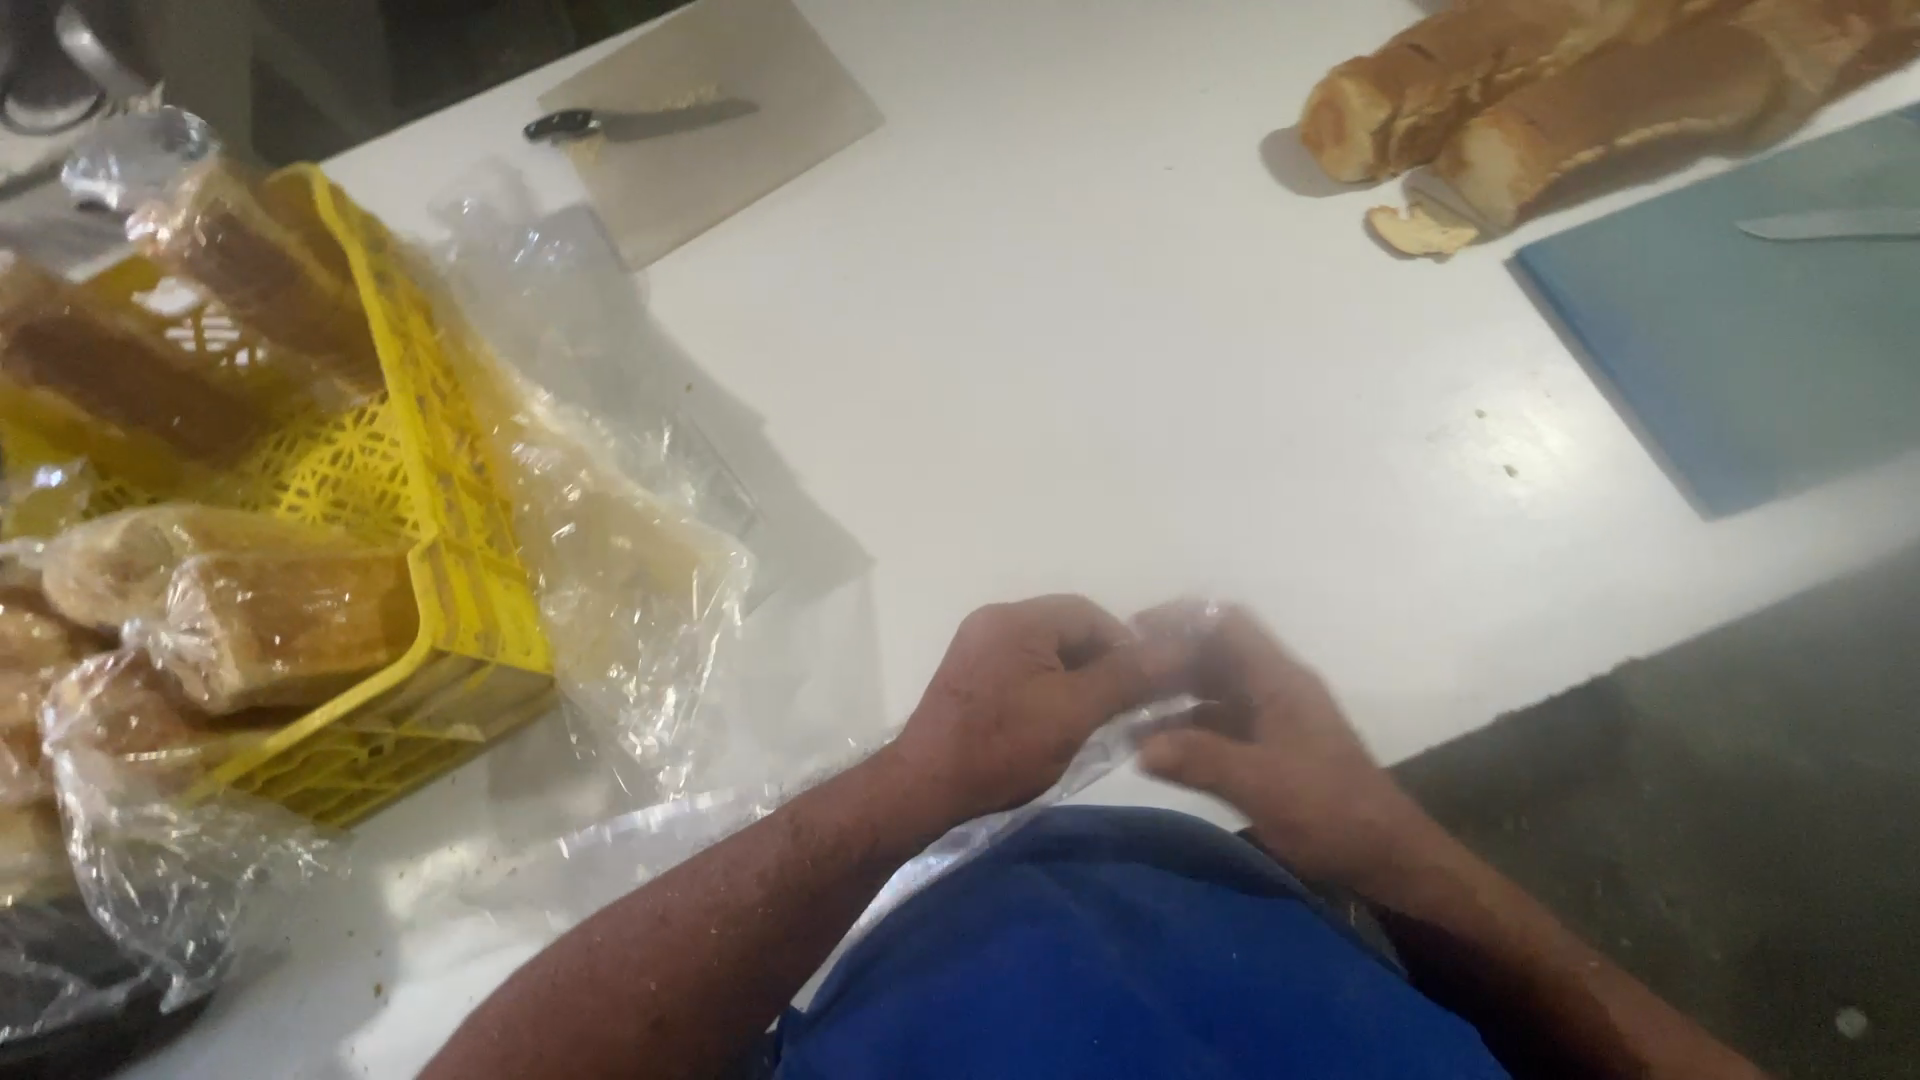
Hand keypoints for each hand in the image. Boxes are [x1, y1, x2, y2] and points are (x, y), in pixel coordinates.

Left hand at [885, 595, 1185, 827]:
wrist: (925, 787)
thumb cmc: (1002, 747)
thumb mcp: (1073, 712)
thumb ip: (1125, 677)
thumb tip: (1177, 649)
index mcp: (1015, 619)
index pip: (1088, 613)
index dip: (1125, 644)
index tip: (1146, 684)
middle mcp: (993, 621)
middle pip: (1065, 628)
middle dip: (1101, 662)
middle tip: (1124, 704)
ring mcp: (977, 646)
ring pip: (1046, 649)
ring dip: (1077, 676)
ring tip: (1096, 716)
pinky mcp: (969, 673)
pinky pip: (1023, 665)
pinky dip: (1049, 685)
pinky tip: (1059, 719)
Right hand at [1136, 602, 1435, 890]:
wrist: (1389, 859)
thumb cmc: (1330, 811)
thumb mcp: (1262, 785)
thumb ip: (1200, 760)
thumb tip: (1139, 747)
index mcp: (1280, 681)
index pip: (1227, 624)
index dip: (1181, 617)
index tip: (1135, 632)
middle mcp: (1276, 689)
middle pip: (1215, 654)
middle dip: (1169, 660)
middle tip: (1122, 676)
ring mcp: (1274, 719)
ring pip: (1214, 690)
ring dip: (1174, 697)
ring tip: (1128, 714)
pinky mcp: (1271, 748)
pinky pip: (1220, 723)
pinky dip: (1189, 728)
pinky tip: (1159, 749)